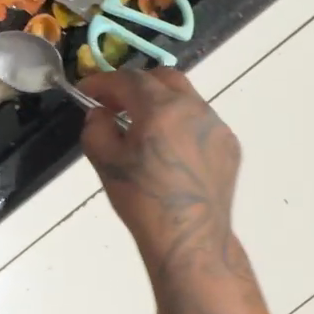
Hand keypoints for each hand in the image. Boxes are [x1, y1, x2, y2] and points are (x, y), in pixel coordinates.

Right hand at [78, 67, 241, 270]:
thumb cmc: (141, 200)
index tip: (85, 90)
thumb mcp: (105, 164)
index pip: (128, 80)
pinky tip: (166, 152)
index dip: (102, 81)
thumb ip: (96, 130)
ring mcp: (216, 125)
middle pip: (163, 78)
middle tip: (114, 104)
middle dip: (135, 85)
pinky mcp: (228, 145)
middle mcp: (193, 108)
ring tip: (140, 129)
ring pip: (184, 99)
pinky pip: (199, 123)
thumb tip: (100, 114)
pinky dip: (178, 125)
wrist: (188, 235)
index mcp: (160, 109)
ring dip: (159, 104)